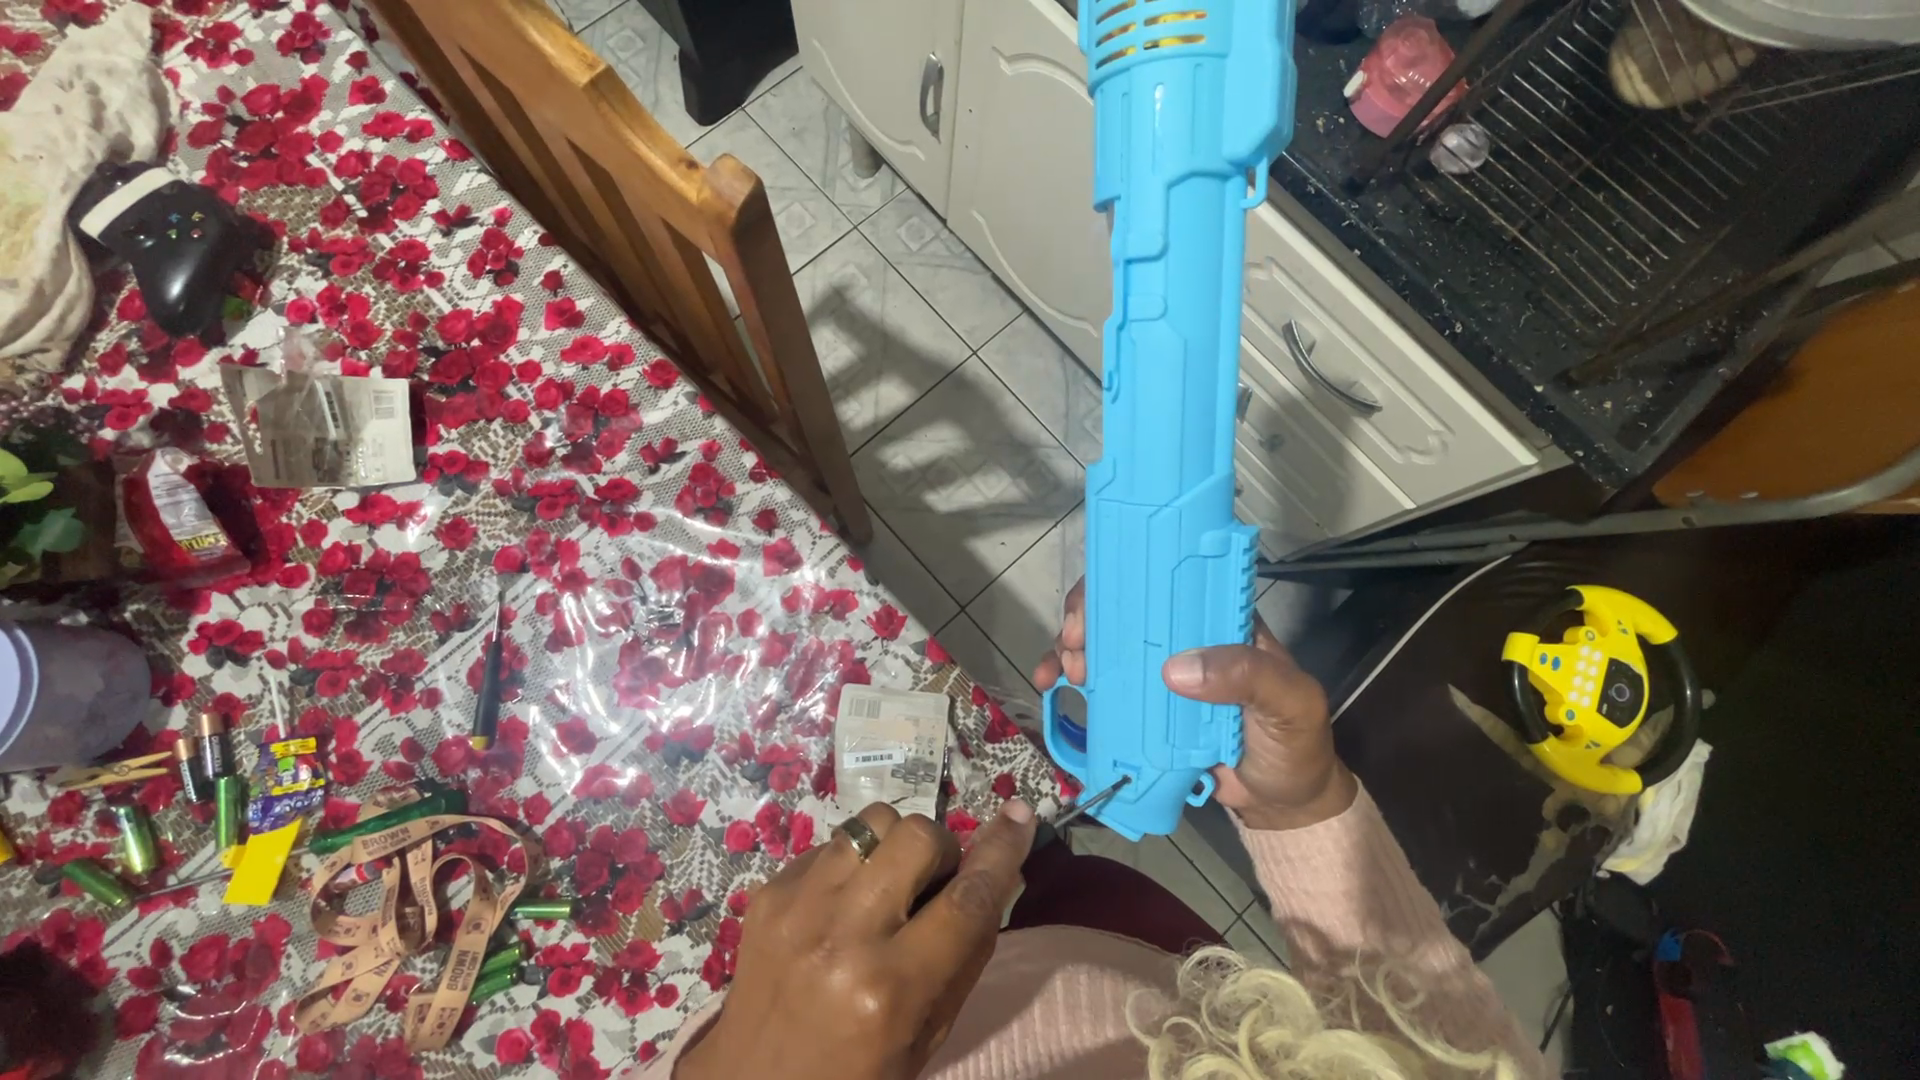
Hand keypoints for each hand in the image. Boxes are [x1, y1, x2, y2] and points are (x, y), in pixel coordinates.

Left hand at [676, 800, 1038, 1079]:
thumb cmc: (857, 1074)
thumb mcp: (927, 1033)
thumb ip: (966, 951)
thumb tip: (996, 872)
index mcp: (890, 989)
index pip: (966, 900)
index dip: (1001, 852)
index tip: (1021, 815)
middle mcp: (843, 936)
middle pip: (917, 836)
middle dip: (939, 850)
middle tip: (930, 884)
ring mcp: (798, 907)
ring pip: (872, 822)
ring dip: (893, 847)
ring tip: (884, 886)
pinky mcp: (767, 892)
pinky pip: (830, 843)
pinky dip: (850, 864)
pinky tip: (840, 903)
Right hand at [1032, 579, 1355, 830]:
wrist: (1282, 804)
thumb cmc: (1294, 744)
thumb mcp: (1289, 703)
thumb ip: (1248, 678)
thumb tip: (1174, 669)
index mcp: (1220, 622)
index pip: (1169, 582)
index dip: (1126, 582)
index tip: (1097, 605)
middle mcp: (1183, 638)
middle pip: (1124, 608)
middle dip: (1088, 616)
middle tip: (1075, 643)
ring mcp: (1157, 673)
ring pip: (1104, 643)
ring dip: (1072, 649)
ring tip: (1063, 672)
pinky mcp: (1141, 708)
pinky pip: (1100, 687)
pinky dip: (1069, 682)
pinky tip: (1050, 686)